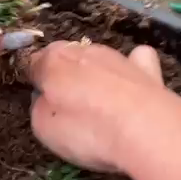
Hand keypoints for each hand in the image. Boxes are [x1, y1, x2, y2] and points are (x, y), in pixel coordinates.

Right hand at [27, 40, 180, 172]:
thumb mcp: (44, 128)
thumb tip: (46, 99)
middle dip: (64, 76)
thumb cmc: (87, 129)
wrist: (147, 129)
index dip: (34, 80)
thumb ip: (40, 107)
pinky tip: (133, 85)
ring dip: (95, 75)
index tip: (38, 98)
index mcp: (52, 60)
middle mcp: (83, 50)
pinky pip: (136, 60)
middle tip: (67, 107)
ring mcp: (117, 56)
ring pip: (98, 59)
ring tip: (100, 107)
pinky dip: (132, 67)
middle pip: (66, 58)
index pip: (33, 63)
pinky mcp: (147, 69)